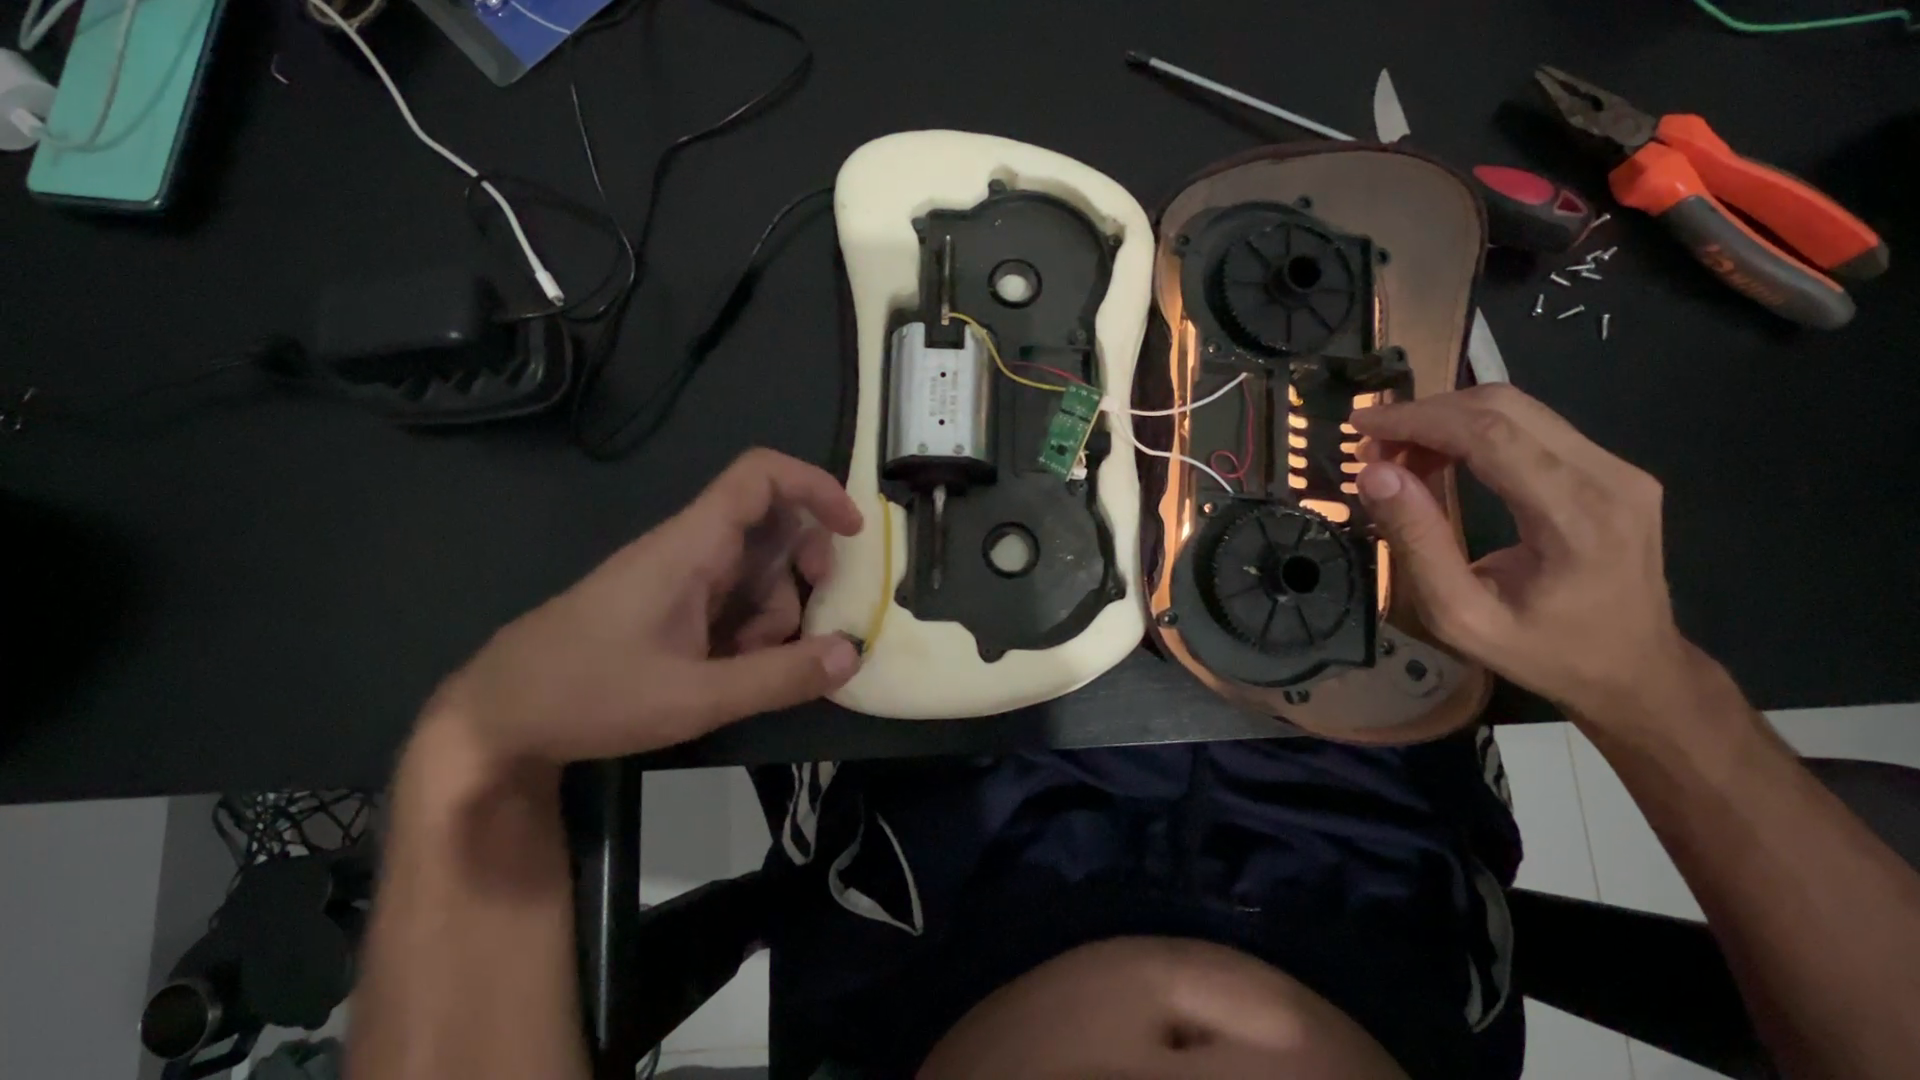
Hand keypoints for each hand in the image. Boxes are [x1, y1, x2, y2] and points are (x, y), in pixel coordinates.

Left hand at [426, 449, 864, 767]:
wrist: (498, 716)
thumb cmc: (589, 694)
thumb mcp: (695, 698)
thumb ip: (778, 677)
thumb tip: (851, 654)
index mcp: (691, 547)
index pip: (760, 477)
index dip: (815, 487)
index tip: (854, 529)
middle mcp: (688, 550)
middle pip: (771, 528)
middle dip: (804, 572)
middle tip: (813, 620)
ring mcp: (676, 578)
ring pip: (754, 571)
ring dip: (774, 614)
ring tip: (750, 668)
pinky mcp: (667, 606)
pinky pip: (729, 600)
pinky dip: (747, 632)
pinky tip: (727, 673)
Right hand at [1350, 385, 1699, 720]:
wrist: (1633, 671)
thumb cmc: (1543, 653)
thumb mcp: (1461, 616)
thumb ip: (1418, 543)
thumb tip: (1374, 474)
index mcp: (1577, 516)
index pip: (1490, 434)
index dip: (1417, 419)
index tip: (1361, 422)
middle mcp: (1609, 476)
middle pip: (1504, 408)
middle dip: (1426, 415)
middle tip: (1373, 446)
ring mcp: (1618, 467)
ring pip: (1518, 410)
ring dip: (1447, 421)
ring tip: (1399, 455)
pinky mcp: (1613, 468)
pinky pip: (1533, 427)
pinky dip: (1474, 432)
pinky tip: (1440, 460)